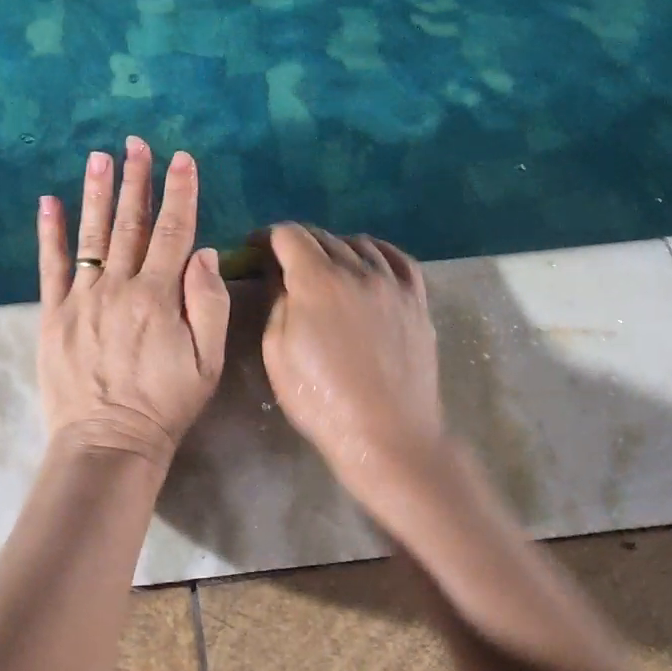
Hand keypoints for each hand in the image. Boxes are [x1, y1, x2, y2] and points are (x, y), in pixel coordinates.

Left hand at [34, 137, 230, 465]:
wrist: (107, 443)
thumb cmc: (165, 405)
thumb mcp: (207, 362)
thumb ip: (208, 304)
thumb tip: (201, 251)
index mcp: (159, 296)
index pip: (173, 230)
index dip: (179, 192)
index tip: (181, 159)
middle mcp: (120, 286)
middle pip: (131, 223)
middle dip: (136, 179)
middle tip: (136, 144)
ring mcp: (82, 297)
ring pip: (92, 234)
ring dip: (97, 193)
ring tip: (99, 156)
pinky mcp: (54, 313)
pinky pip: (51, 265)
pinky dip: (49, 232)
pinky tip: (48, 201)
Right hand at [258, 224, 443, 485]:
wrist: (386, 436)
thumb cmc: (320, 399)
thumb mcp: (277, 351)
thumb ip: (276, 301)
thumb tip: (278, 274)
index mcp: (316, 280)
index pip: (288, 234)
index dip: (266, 237)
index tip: (255, 251)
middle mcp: (357, 270)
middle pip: (322, 236)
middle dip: (297, 244)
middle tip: (283, 265)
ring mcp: (392, 284)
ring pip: (359, 244)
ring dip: (335, 248)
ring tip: (325, 268)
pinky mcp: (417, 302)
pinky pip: (398, 259)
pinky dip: (377, 253)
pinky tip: (367, 263)